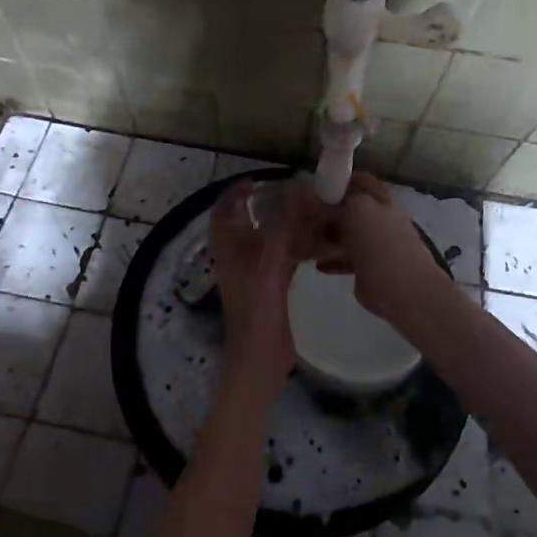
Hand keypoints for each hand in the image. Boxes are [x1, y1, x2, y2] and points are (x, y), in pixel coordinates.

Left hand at [208, 177, 322, 318]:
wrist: (259, 356)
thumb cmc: (259, 308)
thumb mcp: (272, 261)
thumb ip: (286, 224)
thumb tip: (298, 188)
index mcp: (228, 248)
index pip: (223, 211)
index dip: (236, 193)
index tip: (257, 180)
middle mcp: (235, 258)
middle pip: (244, 224)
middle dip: (263, 207)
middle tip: (290, 194)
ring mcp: (250, 275)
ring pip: (261, 241)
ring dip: (279, 227)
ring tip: (306, 213)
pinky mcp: (266, 289)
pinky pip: (276, 259)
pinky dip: (291, 247)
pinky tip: (313, 244)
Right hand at [319, 173, 449, 320]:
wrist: (404, 289)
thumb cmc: (380, 244)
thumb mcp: (357, 212)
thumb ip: (342, 203)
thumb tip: (327, 202)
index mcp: (381, 203)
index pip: (363, 183)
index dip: (344, 181)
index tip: (321, 185)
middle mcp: (381, 221)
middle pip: (354, 210)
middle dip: (332, 212)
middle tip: (306, 215)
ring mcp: (377, 246)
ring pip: (350, 236)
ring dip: (331, 238)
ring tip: (308, 241)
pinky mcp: (371, 269)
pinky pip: (348, 259)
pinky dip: (334, 260)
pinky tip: (319, 265)